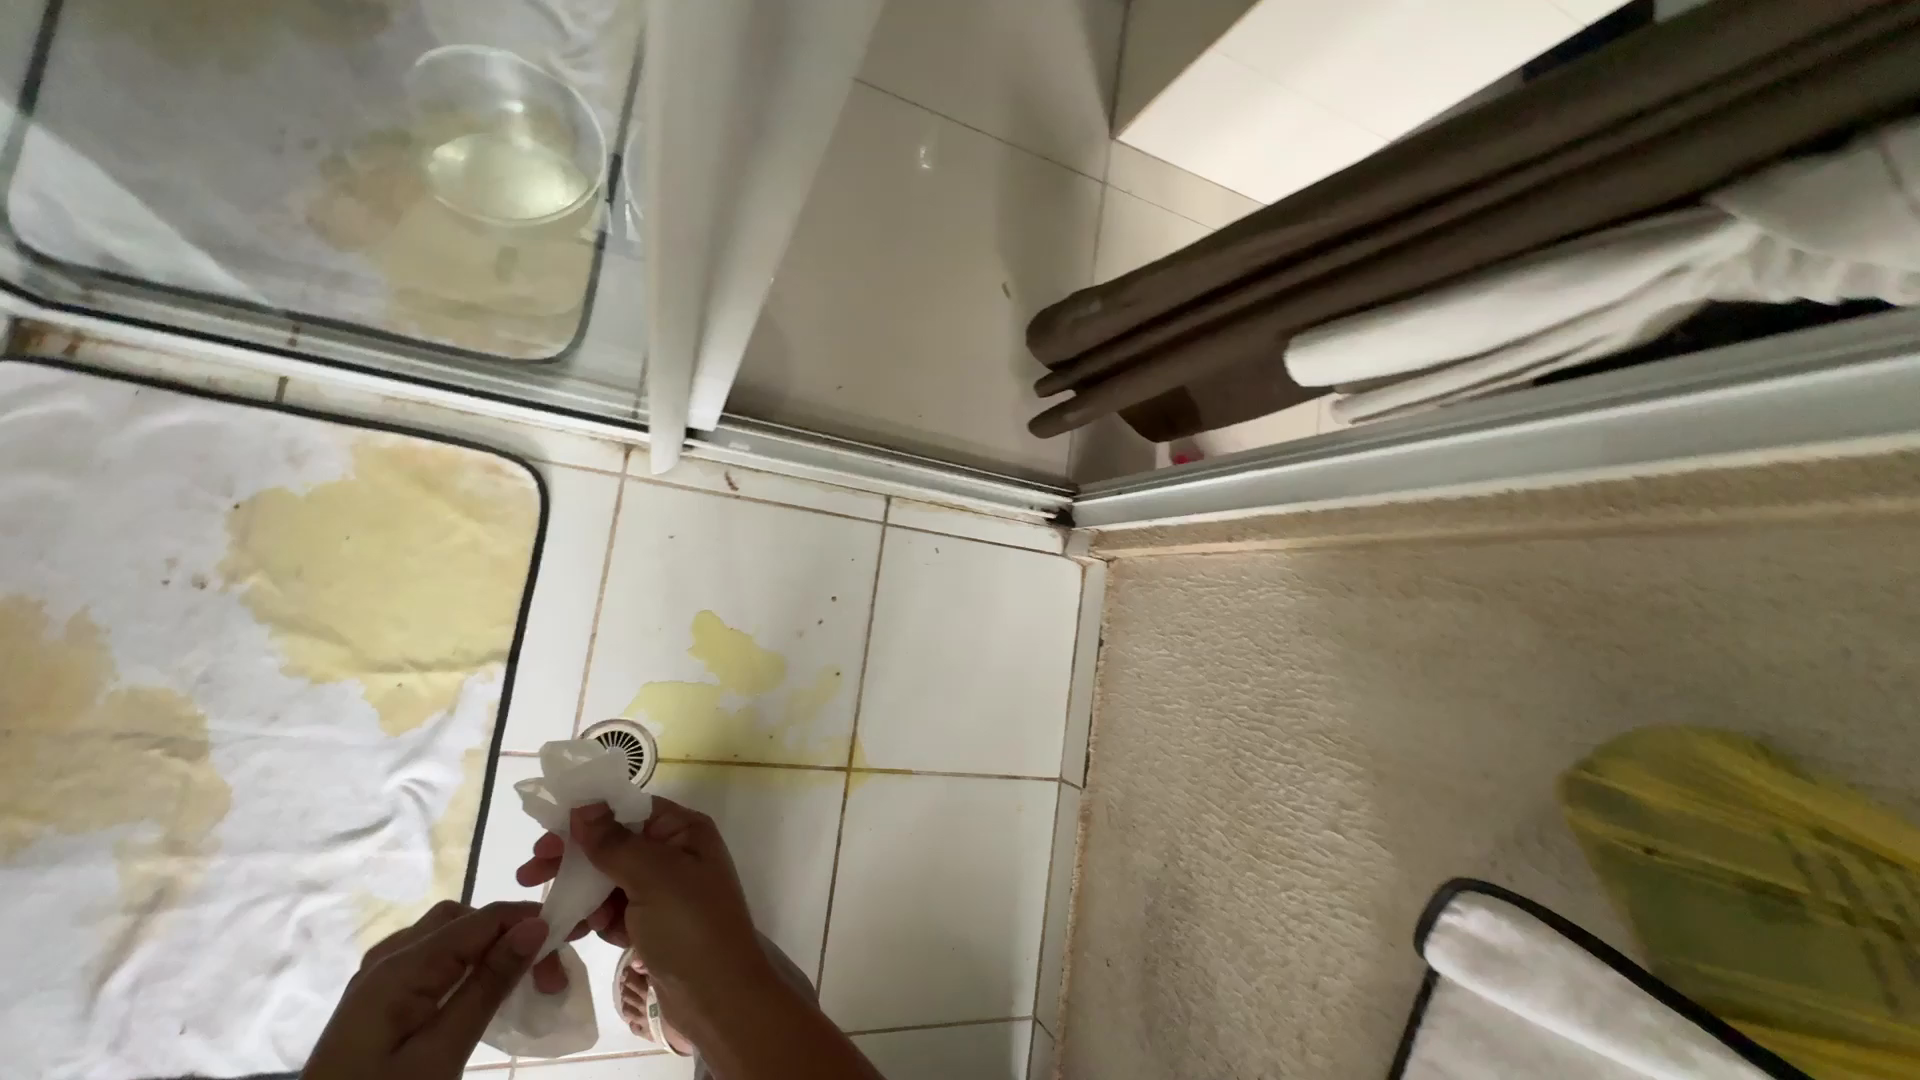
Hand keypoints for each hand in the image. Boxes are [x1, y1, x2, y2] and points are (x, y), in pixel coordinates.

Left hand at [302, 900, 547, 1079]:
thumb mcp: (442, 1055)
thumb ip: (488, 986)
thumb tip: (535, 927)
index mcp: (401, 969)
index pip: (482, 919)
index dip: (530, 922)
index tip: (571, 945)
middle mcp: (385, 962)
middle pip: (463, 919)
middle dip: (510, 934)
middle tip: (545, 976)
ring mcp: (373, 982)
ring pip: (444, 936)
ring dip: (487, 948)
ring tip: (517, 983)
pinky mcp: (372, 1005)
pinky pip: (426, 960)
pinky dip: (461, 963)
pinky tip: (474, 993)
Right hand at [515, 799, 770, 1011]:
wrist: (715, 995)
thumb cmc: (689, 925)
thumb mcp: (653, 876)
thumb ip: (615, 842)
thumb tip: (585, 806)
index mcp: (684, 831)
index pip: (631, 810)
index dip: (590, 818)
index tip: (548, 834)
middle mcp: (676, 854)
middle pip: (615, 845)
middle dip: (575, 859)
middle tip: (529, 873)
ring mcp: (664, 891)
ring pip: (610, 880)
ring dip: (581, 893)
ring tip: (551, 910)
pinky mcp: (652, 924)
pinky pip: (614, 911)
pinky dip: (595, 919)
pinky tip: (574, 932)